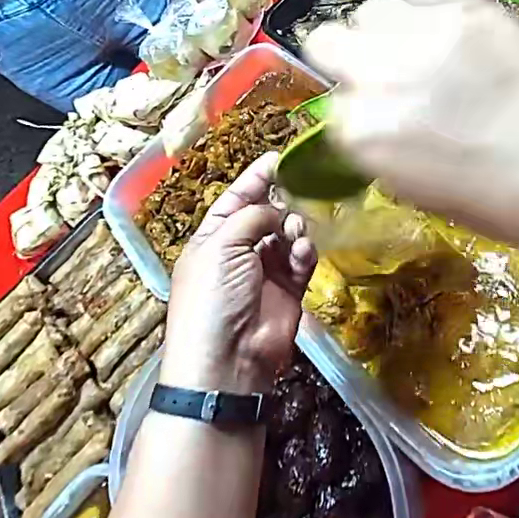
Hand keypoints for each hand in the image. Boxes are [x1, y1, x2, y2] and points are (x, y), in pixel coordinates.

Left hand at [163, 152, 315, 394]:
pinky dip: (305, 252)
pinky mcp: (291, 287)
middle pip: (268, 212)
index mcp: (213, 238)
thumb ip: (253, 215)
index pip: (237, 198)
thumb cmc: (213, 297)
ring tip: (295, 234)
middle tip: (298, 195)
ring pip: (289, 233)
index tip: (280, 157)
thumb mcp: (221, 246)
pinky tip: (303, 254)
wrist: (228, 359)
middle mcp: (240, 249)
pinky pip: (303, 259)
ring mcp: (266, 269)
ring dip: (295, 228)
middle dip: (283, 202)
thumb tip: (279, 209)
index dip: (257, 178)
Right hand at [300, 0, 518, 223]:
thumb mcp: (425, 192)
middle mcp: (379, 78)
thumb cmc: (505, 199)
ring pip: (372, 9)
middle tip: (396, 72)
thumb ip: (387, 148)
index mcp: (365, 137)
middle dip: (356, 58)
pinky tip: (437, 2)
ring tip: (427, 41)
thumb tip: (377, 118)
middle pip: (332, 42)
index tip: (389, 115)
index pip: (336, 107)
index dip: (364, 109)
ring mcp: (419, 34)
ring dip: (391, 26)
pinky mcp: (460, 6)